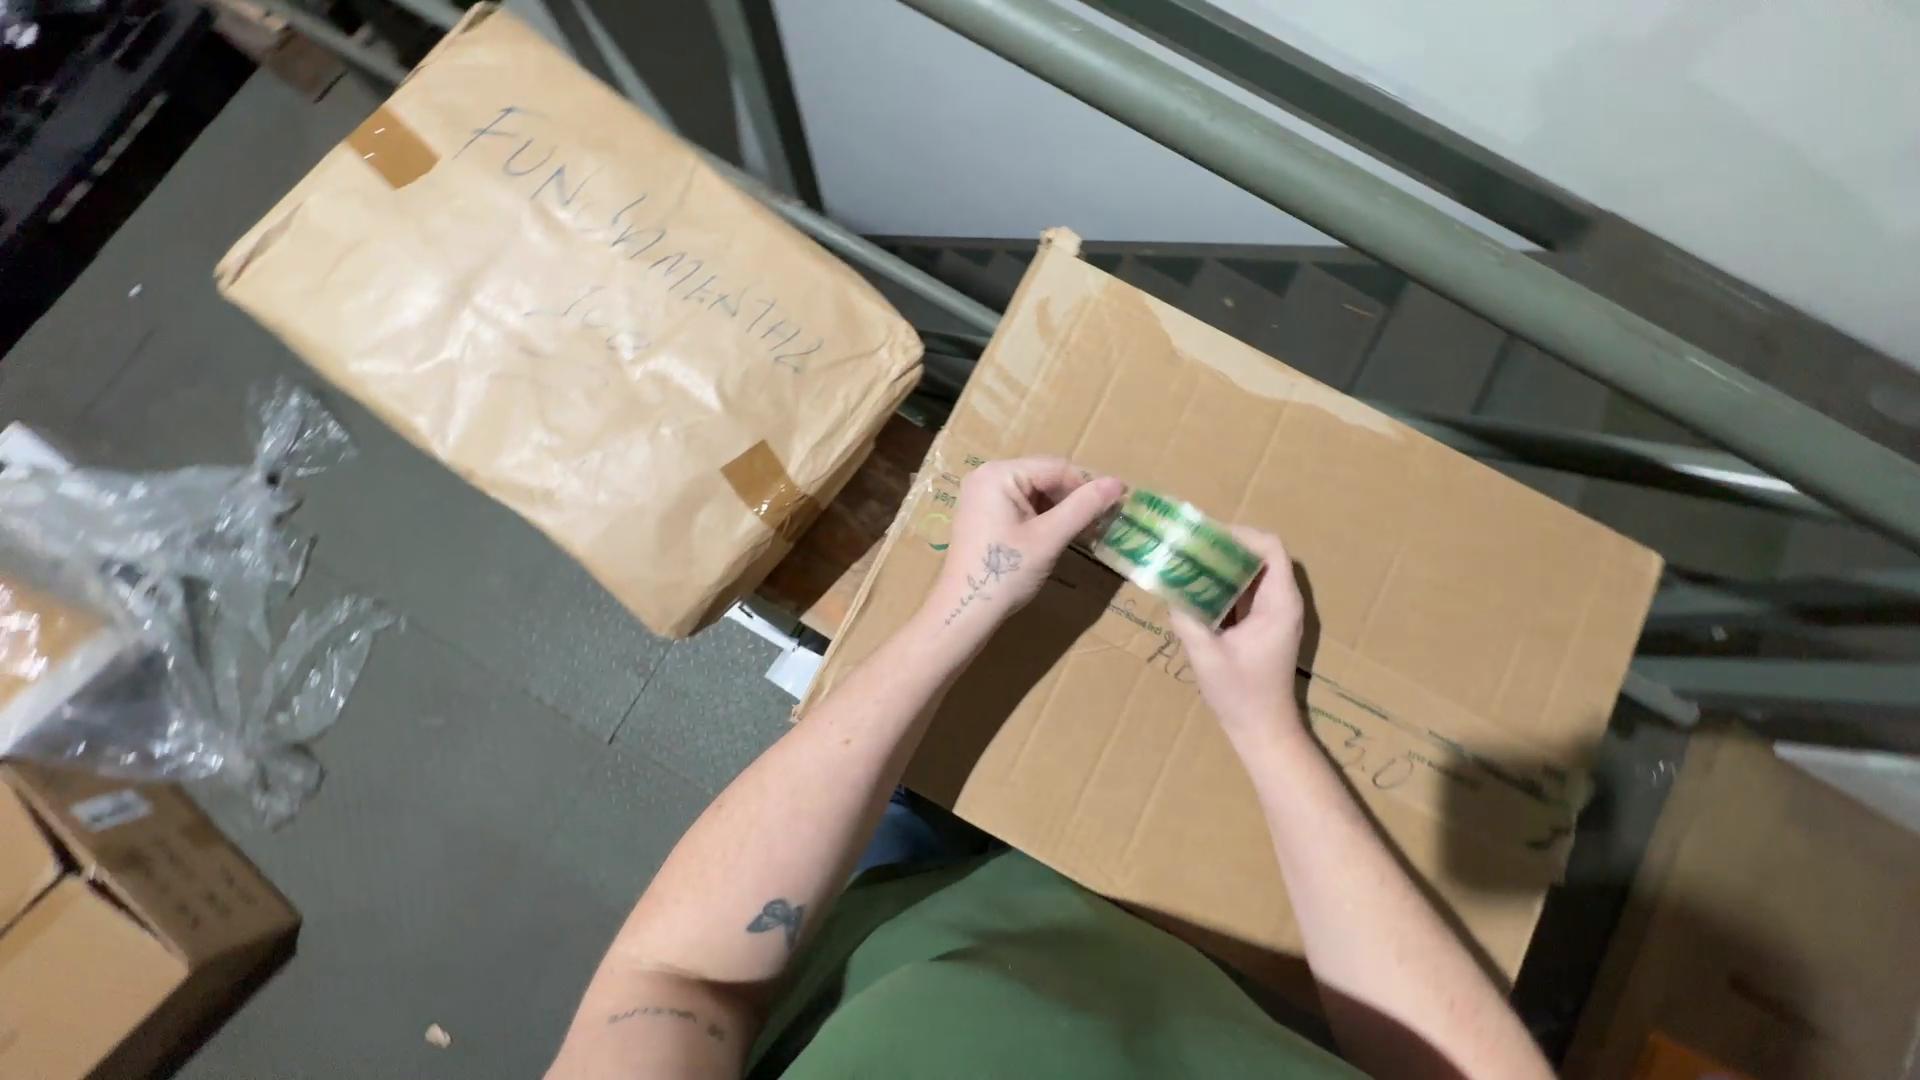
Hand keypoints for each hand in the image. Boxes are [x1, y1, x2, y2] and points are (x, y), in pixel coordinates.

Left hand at [924, 458, 1123, 637]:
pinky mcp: (983, 515)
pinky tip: (1059, 536)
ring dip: (1061, 510)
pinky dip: (1043, 518)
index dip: (1088, 486)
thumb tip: (1119, 484)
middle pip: (1045, 477)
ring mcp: (982, 496)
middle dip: (1074, 499)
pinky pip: (1021, 506)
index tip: (1116, 507)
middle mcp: (987, 476)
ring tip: (1085, 533)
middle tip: (1101, 524)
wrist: (966, 610)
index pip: (1057, 467)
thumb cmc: (1006, 572)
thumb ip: (1084, 507)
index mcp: (999, 474)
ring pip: (1035, 492)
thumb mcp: (1049, 538)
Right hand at [1170, 528, 1306, 738]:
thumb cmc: (1241, 694)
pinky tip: (1196, 587)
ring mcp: (1275, 613)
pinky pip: (1247, 591)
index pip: (1271, 549)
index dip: (1241, 535)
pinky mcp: (1263, 624)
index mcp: (1279, 604)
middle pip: (1262, 555)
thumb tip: (1167, 589)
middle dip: (1227, 545)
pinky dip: (1224, 583)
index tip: (1206, 537)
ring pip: (1253, 572)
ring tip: (1189, 559)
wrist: (1263, 728)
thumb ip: (1188, 620)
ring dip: (1224, 563)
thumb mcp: (1207, 656)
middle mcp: (1283, 602)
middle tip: (1190, 545)